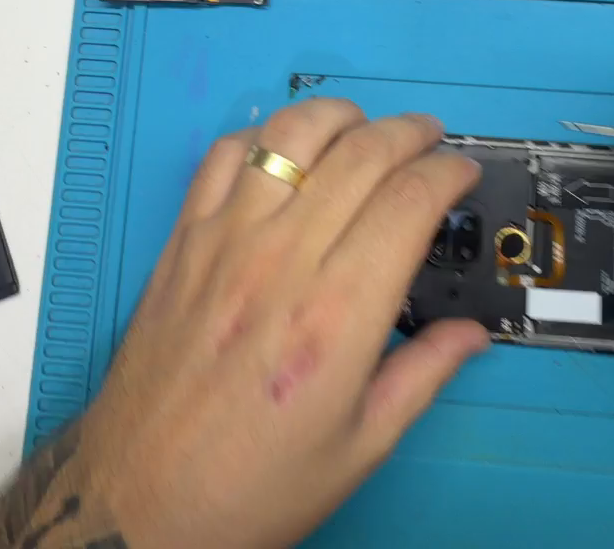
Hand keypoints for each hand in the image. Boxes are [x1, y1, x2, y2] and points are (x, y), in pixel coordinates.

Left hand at [0, 100, 487, 548]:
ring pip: (291, 134)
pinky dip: (262, 134)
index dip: (447, 172)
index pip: (410, 202)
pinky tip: (285, 148)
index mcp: (339, 314)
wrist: (142, 498)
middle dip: (410, 131)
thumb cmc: (253, 484)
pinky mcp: (185, 236)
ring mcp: (226, 239)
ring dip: (339, 115)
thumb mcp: (360, 447)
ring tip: (364, 126)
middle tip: (430, 137)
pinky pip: (223, 154)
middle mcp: (283, 259)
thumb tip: (471, 334)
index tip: (461, 172)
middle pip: (362, 154)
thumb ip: (424, 376)